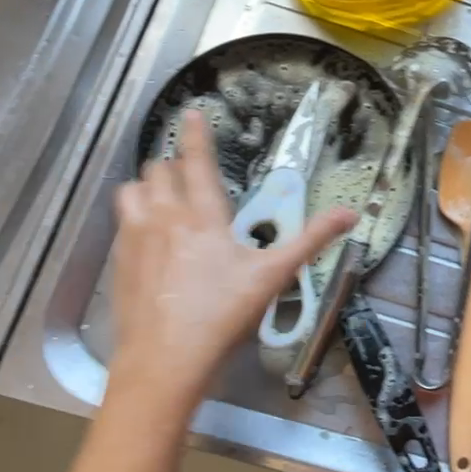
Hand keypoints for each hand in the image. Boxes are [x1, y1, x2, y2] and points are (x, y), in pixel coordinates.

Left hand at [107, 110, 355, 417]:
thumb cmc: (222, 314)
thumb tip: (351, 213)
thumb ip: (310, 240)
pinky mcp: (119, 262)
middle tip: (190, 172)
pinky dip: (135, 215)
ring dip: (148, 186)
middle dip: (173, 164)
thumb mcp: (274, 275)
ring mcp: (134, 238)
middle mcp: (163, 217)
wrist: (165, 360)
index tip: (191, 112)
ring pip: (131, 190)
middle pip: (158, 170)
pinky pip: (122, 221)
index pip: (196, 162)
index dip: (195, 133)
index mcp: (201, 216)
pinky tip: (150, 237)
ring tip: (164, 197)